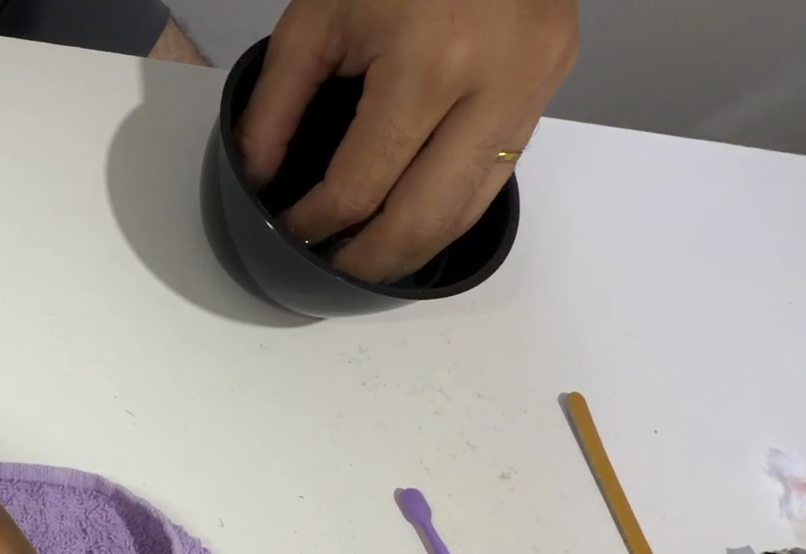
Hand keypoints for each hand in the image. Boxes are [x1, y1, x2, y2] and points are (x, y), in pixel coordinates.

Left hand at [237, 0, 577, 281]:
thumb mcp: (310, 24)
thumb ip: (270, 114)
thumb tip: (258, 185)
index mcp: (430, 66)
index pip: (359, 189)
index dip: (313, 225)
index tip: (288, 231)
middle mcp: (497, 83)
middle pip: (424, 217)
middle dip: (368, 261)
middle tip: (327, 273)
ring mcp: (536, 84)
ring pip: (468, 208)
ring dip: (411, 250)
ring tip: (363, 264)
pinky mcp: (552, 83)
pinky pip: (496, 175)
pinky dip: (446, 214)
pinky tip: (407, 224)